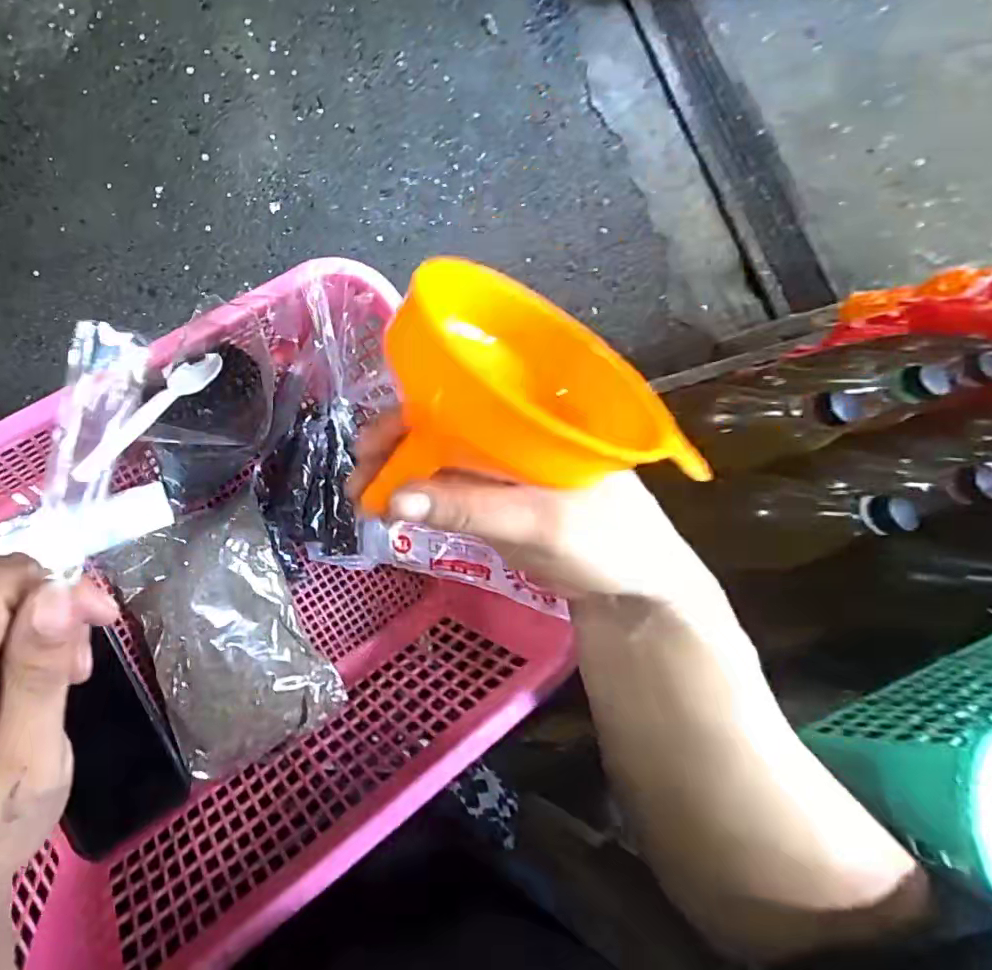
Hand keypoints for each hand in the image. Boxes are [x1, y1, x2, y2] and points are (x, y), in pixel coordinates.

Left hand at [0, 555, 120, 888]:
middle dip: (56, 608)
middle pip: (0, 586)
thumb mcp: (31, 760)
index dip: (55, 586)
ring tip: (66, 679)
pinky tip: (46, 675)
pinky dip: (36, 633)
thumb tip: (57, 593)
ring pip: (4, 595)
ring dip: (50, 624)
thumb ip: (39, 674)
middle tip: (82, 665)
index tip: (102, 617)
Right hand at [346, 414, 728, 614]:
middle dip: (393, 448)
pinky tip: (387, 507)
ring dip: (396, 474)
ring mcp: (499, 462)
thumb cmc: (605, 543)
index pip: (458, 399)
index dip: (409, 415)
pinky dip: (414, 495)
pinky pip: (444, 485)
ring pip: (435, 456)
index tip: (369, 444)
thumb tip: (393, 498)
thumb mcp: (536, 523)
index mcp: (530, 415)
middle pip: (439, 426)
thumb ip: (467, 508)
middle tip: (357, 480)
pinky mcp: (491, 493)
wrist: (634, 591)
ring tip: (361, 498)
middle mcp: (510, 429)